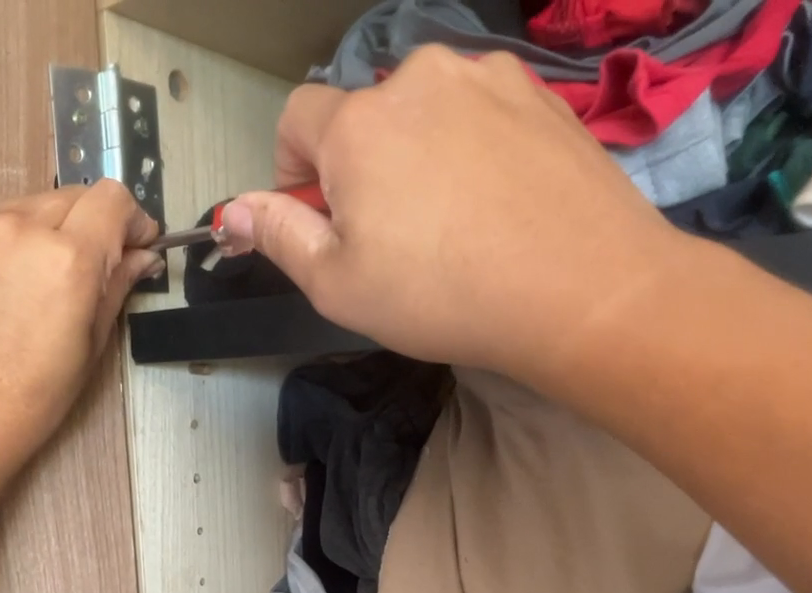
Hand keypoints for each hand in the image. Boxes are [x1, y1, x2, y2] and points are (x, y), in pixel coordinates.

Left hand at [0, 180, 160, 479]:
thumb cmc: (33, 398)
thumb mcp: (91, 345)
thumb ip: (118, 286)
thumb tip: (142, 256)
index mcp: (68, 259)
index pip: (112, 199)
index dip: (132, 219)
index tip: (135, 244)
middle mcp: (20, 229)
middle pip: (73, 196)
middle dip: (92, 224)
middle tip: (94, 267)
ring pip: (30, 207)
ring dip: (49, 231)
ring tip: (43, 282)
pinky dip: (11, 242)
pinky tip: (7, 287)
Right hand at [221, 48, 695, 380]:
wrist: (581, 288)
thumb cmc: (441, 295)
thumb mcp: (336, 284)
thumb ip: (276, 235)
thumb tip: (230, 208)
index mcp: (358, 125)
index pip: (295, 118)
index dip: (293, 170)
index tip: (320, 217)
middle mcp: (418, 79)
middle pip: (361, 115)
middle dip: (359, 165)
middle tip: (390, 233)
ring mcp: (485, 78)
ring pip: (421, 111)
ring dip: (414, 153)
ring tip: (448, 220)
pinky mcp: (537, 92)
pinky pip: (476, 111)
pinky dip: (467, 147)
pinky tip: (492, 202)